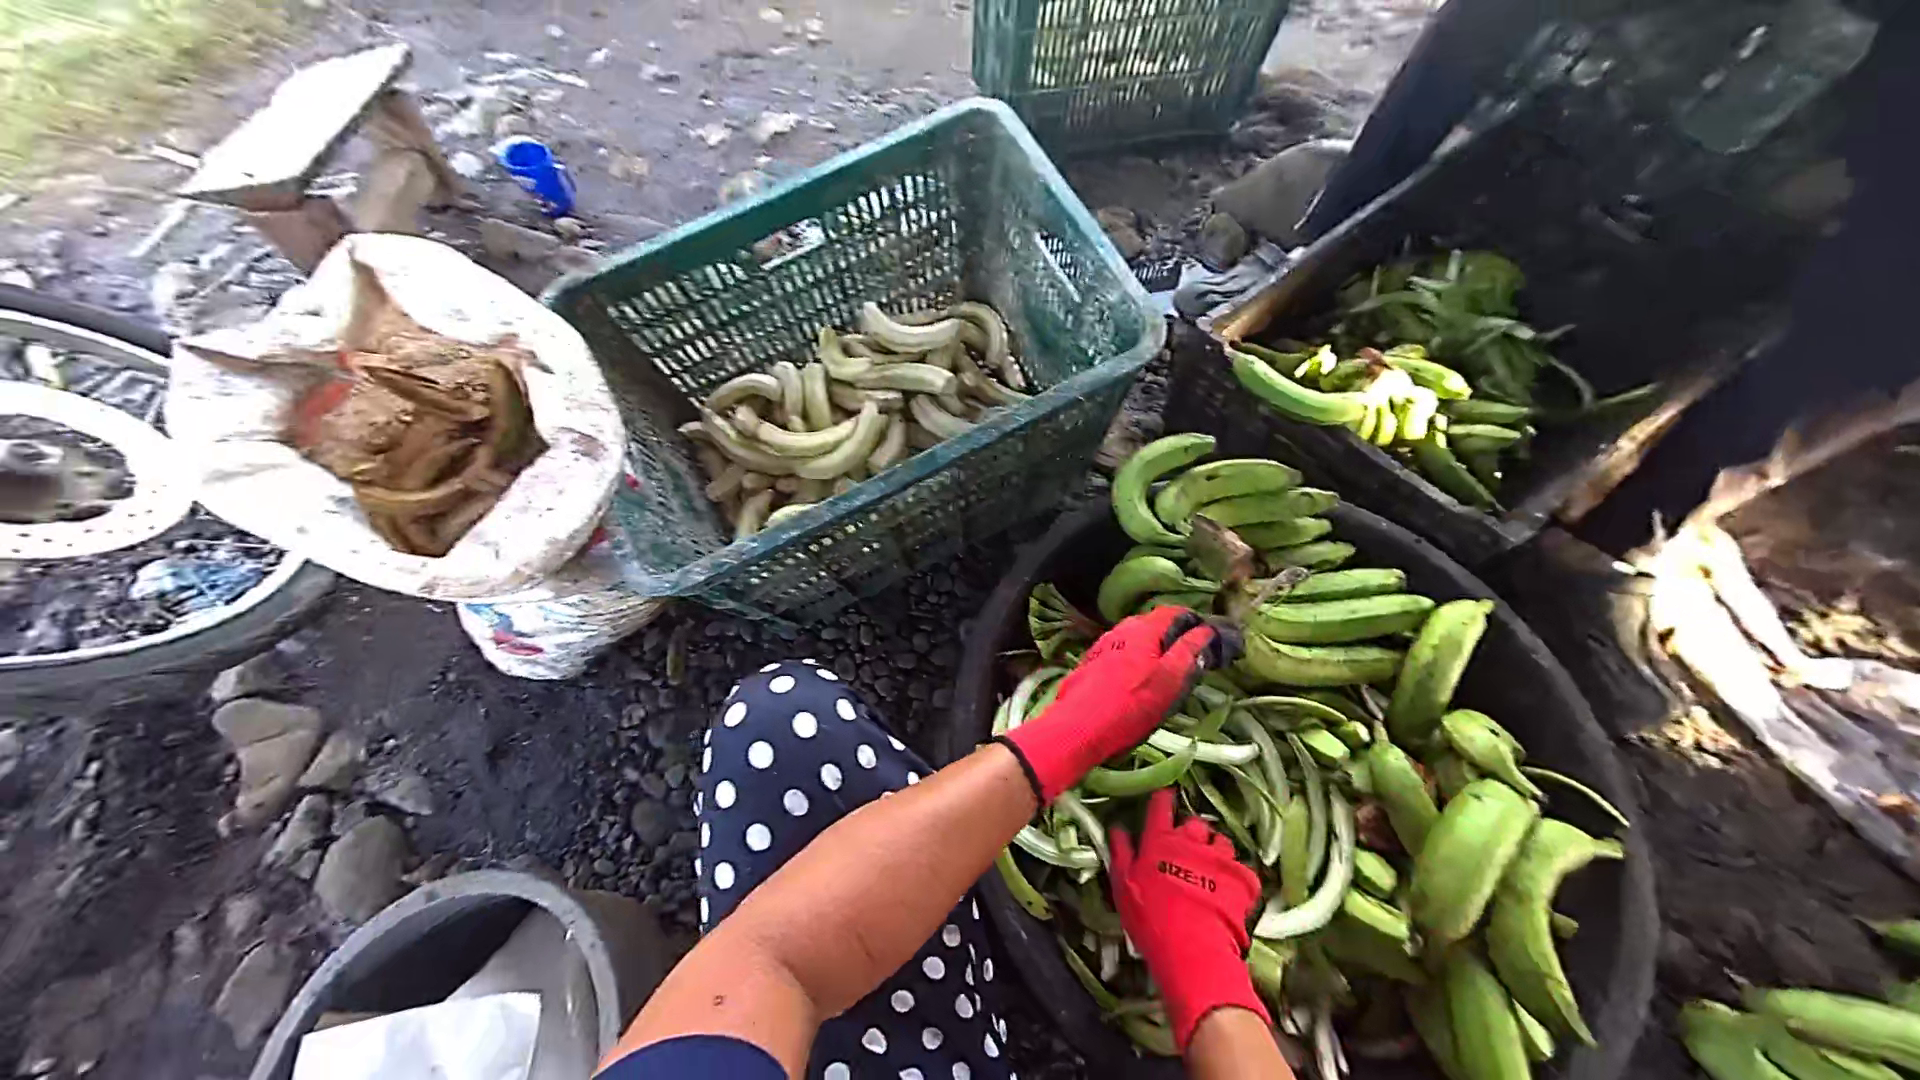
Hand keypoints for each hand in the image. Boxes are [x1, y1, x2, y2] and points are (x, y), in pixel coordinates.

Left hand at [1000, 606, 1236, 802]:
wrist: (1077, 727)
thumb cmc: (1130, 705)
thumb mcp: (1169, 680)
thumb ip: (1189, 652)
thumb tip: (1206, 630)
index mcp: (1142, 629)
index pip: (1173, 612)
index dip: (1194, 621)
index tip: (1208, 638)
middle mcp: (1120, 629)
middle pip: (1153, 624)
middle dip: (1174, 636)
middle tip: (1190, 657)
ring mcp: (1103, 645)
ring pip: (1136, 640)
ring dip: (1153, 649)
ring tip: (1166, 672)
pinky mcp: (1092, 663)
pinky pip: (1121, 653)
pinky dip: (1136, 660)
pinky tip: (1138, 680)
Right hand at [1109, 789, 1268, 1051]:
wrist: (1192, 951)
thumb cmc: (1150, 917)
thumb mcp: (1122, 886)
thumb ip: (1120, 852)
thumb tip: (1117, 827)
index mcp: (1160, 840)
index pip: (1161, 806)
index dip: (1162, 798)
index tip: (1164, 797)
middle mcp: (1191, 841)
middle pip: (1194, 822)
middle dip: (1190, 830)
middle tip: (1186, 845)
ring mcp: (1219, 858)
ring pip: (1220, 841)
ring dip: (1214, 849)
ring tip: (1210, 865)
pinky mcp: (1243, 880)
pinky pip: (1242, 869)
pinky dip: (1236, 876)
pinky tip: (1230, 889)